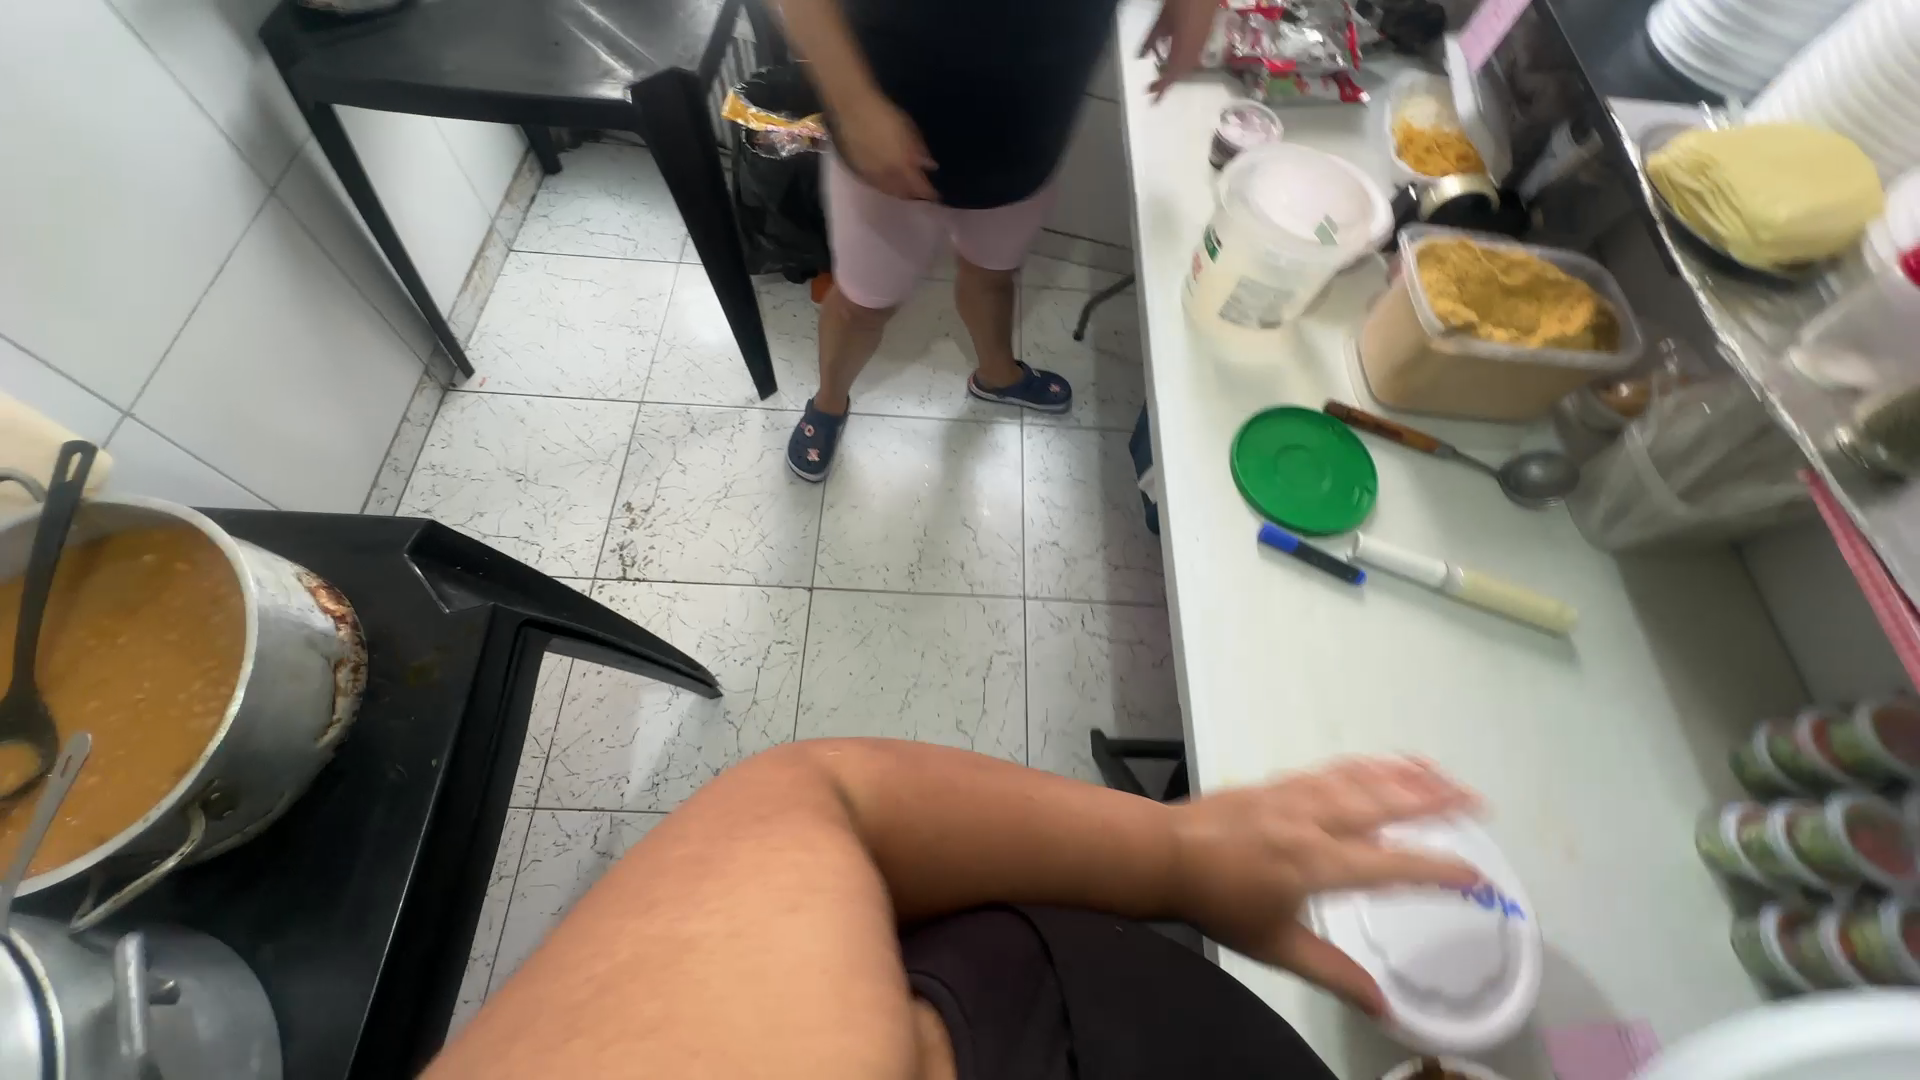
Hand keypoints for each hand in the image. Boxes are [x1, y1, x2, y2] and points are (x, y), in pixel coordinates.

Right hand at [835, 92, 937, 200]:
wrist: (849, 106)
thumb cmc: (882, 113)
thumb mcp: (908, 128)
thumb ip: (920, 150)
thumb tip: (931, 166)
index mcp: (902, 166)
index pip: (920, 188)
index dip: (930, 193)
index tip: (937, 194)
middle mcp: (887, 177)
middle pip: (903, 194)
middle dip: (913, 194)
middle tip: (920, 190)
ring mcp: (871, 177)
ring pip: (888, 191)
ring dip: (899, 191)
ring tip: (905, 186)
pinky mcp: (857, 173)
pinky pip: (875, 185)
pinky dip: (884, 185)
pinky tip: (887, 178)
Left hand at [1140, 0, 1219, 97]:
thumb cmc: (1181, 1)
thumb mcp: (1161, 20)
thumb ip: (1151, 39)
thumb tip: (1141, 56)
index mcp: (1185, 46)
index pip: (1172, 74)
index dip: (1161, 86)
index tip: (1150, 92)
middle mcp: (1196, 47)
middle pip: (1182, 71)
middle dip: (1168, 80)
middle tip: (1154, 85)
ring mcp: (1203, 40)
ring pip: (1189, 64)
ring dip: (1176, 71)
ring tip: (1163, 72)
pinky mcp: (1207, 33)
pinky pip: (1195, 54)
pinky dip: (1183, 60)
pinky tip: (1175, 54)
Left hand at [1169, 758, 1482, 1015]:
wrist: (1165, 852)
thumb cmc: (1219, 902)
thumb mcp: (1276, 946)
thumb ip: (1334, 972)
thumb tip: (1386, 1009)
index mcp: (1316, 864)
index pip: (1393, 866)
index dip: (1438, 871)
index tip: (1477, 877)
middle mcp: (1310, 821)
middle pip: (1382, 805)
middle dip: (1433, 801)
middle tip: (1476, 799)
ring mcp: (1290, 796)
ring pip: (1356, 780)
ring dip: (1399, 775)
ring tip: (1437, 773)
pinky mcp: (1273, 784)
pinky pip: (1326, 771)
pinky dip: (1358, 767)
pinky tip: (1373, 768)